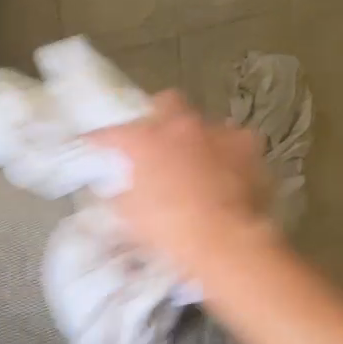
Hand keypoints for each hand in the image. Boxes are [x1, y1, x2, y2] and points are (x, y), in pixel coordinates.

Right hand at [86, 91, 276, 273]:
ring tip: (192, 164)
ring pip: (204, 125)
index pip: (114, 132)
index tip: (90, 143)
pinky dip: (225, 158)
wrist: (224, 240)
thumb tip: (120, 190)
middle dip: (158, 118)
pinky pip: (233, 146)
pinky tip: (222, 176)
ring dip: (195, 140)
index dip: (99, 138)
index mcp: (146, 140)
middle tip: (153, 140)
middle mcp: (183, 127)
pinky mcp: (251, 150)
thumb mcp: (129, 215)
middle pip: (167, 103)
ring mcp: (222, 134)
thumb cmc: (167, 228)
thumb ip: (122, 193)